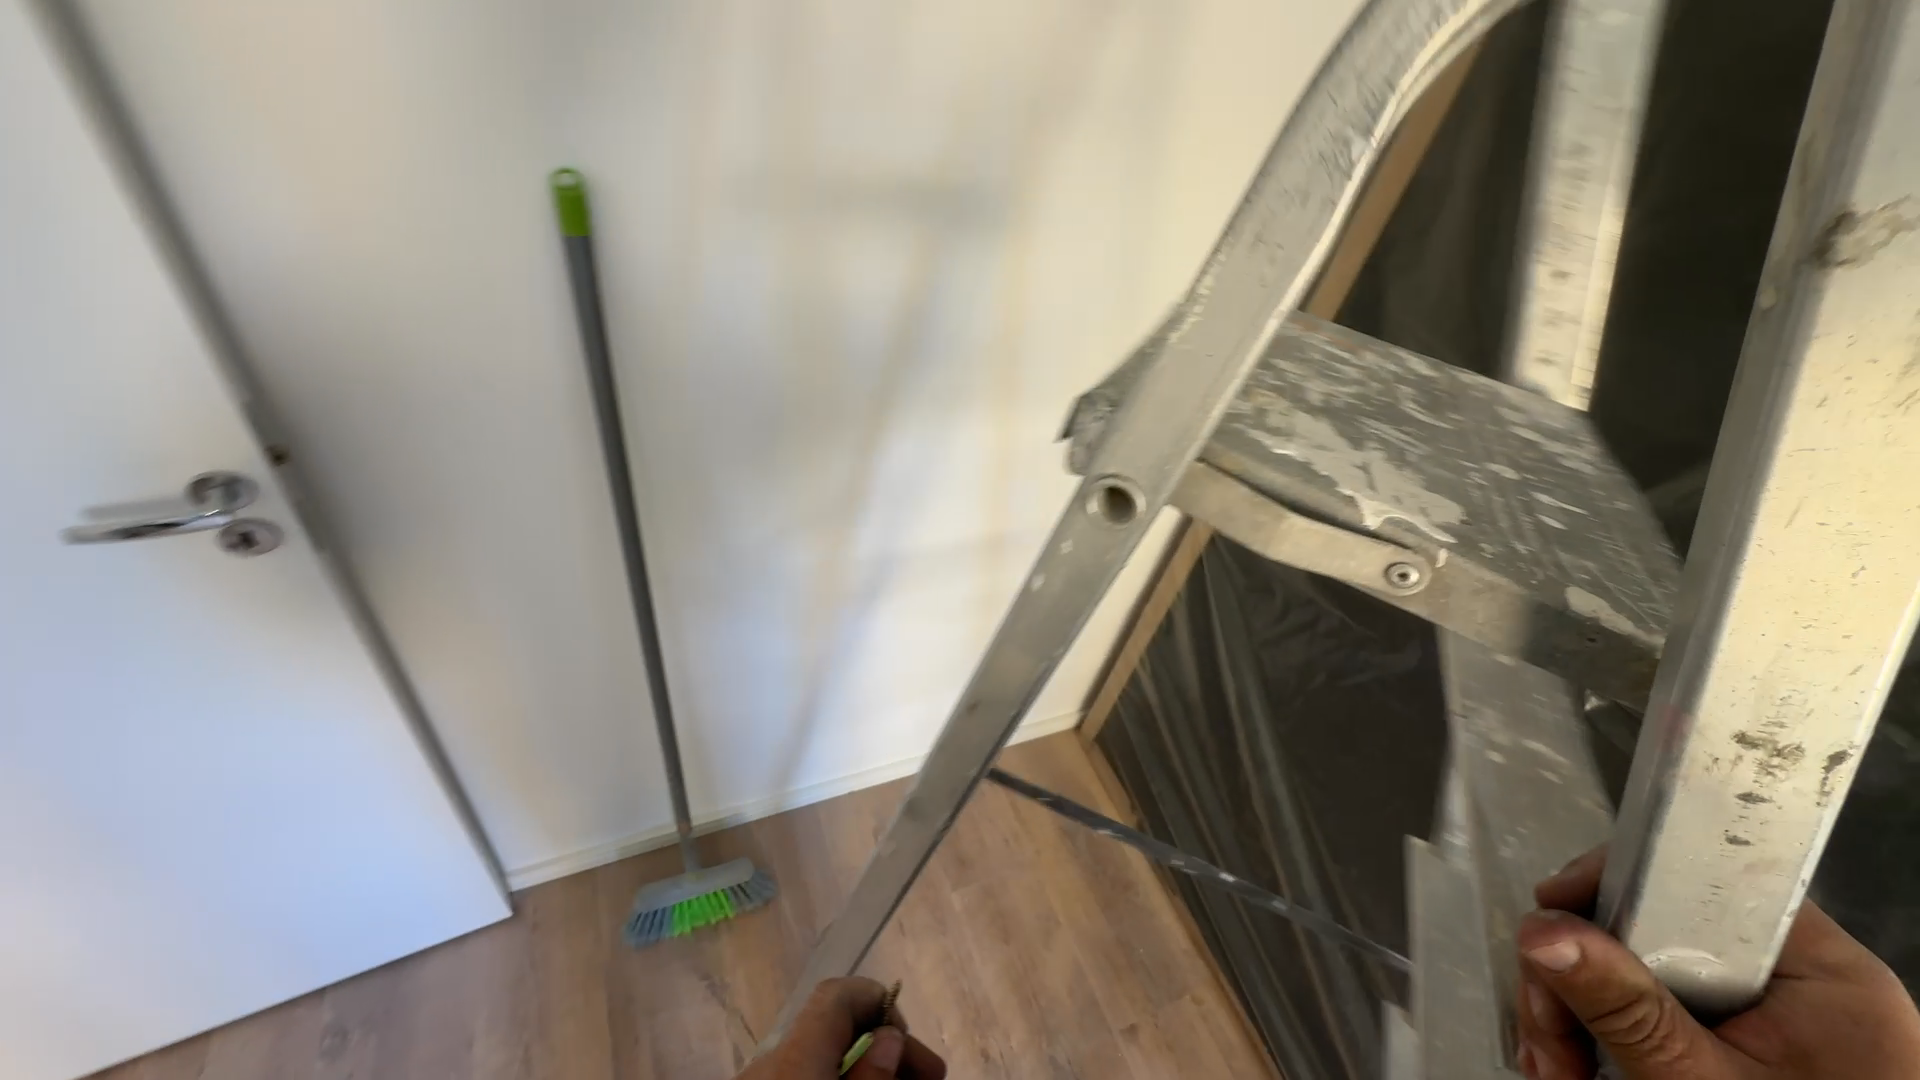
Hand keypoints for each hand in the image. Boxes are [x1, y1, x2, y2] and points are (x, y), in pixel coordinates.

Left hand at [737, 977, 946, 1079]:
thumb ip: (871, 1078)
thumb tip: (889, 1037)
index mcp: (792, 1055)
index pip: (837, 993)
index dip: (879, 1002)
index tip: (908, 1041)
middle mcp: (768, 1059)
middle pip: (832, 1028)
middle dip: (885, 1044)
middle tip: (931, 1075)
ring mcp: (757, 1077)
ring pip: (820, 1054)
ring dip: (866, 1065)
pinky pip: (801, 1073)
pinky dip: (837, 1077)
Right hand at [1515, 847, 1919, 1078]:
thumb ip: (1627, 1008)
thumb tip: (1538, 928)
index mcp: (1817, 969)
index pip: (1693, 877)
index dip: (1607, 887)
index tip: (1548, 925)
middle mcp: (1785, 973)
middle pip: (1638, 928)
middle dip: (1570, 979)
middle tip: (1546, 1037)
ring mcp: (1754, 1007)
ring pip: (1622, 967)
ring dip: (1567, 1012)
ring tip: (1553, 1068)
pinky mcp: (1727, 1036)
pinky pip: (1637, 1002)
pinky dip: (1590, 1031)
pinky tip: (1570, 1067)